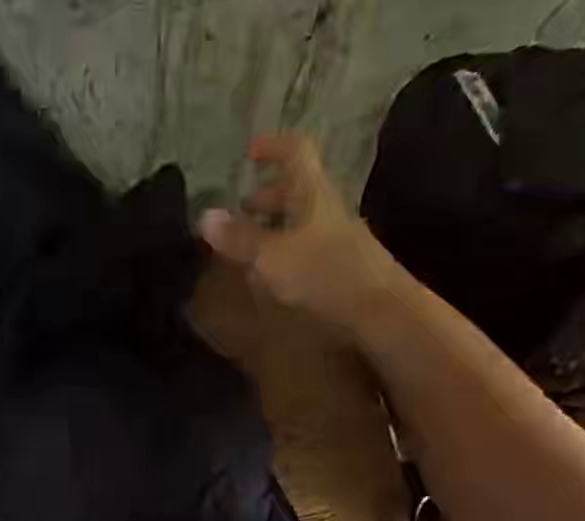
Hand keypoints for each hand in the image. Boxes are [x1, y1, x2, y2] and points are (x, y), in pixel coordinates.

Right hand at [200, 134, 399, 325]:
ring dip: (273, 226)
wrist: (380, 310)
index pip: (295, 153)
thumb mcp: (272, 257)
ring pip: (300, 221)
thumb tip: (204, 216)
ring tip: (248, 244)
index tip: (249, 151)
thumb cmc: (324, 274)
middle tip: (240, 208)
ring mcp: (336, 238)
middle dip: (266, 195)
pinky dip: (284, 252)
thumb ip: (239, 239)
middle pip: (297, 190)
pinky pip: (306, 248)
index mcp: (312, 194)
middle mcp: (326, 209)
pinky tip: (271, 273)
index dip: (272, 146)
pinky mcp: (340, 266)